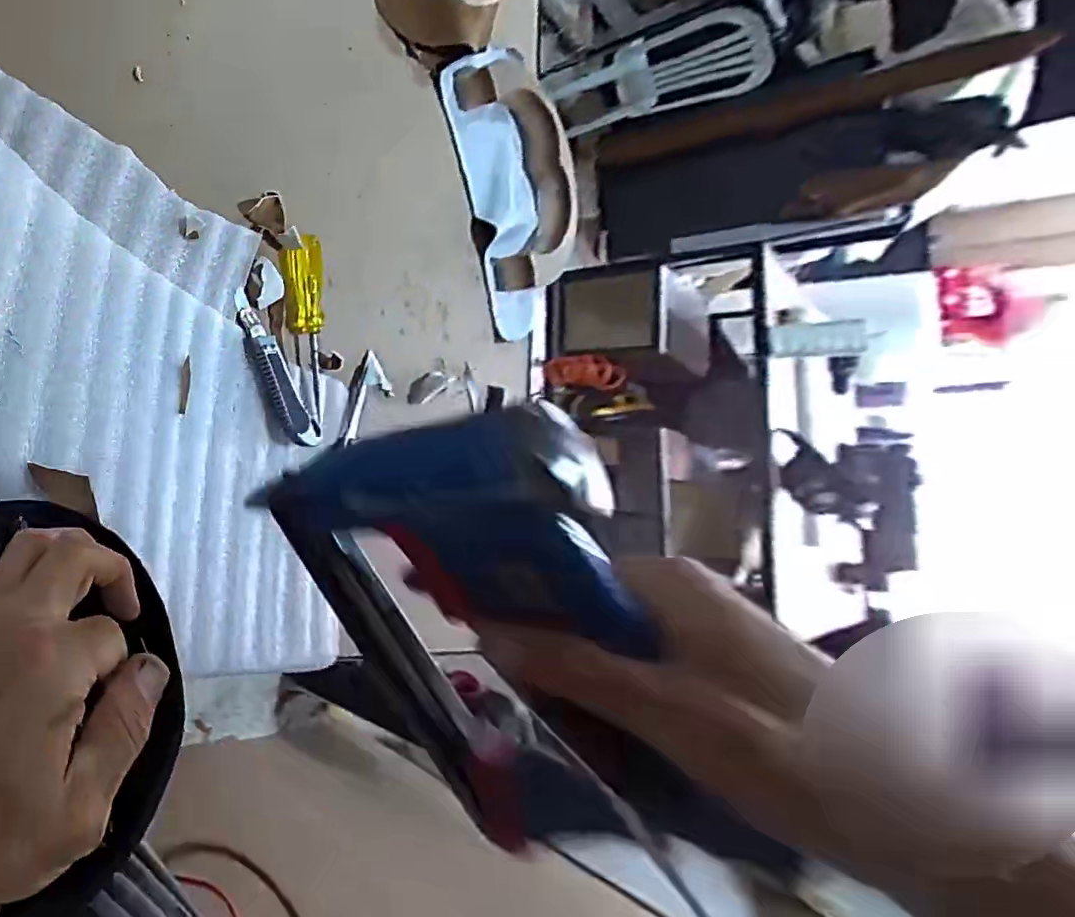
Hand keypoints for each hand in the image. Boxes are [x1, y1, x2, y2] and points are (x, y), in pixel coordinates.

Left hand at [0, 527, 171, 911]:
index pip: (110, 633)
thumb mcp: (78, 808)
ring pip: (33, 543)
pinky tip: (54, 604)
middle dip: (114, 569)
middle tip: (127, 612)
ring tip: (95, 592)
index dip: (124, 666)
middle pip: (74, 551)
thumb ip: (124, 729)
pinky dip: (41, 564)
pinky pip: (8, 566)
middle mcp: (17, 618)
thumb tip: (151, 669)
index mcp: (50, 660)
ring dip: (74, 552)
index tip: (115, 704)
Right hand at [475, 556, 1074, 914]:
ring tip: (573, 729)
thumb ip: (579, 669)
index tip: (444, 597)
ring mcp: (687, 626)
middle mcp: (669, 590)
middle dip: (537, 648)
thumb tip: (487, 633)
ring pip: (592, 640)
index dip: (495, 581)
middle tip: (524, 696)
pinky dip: (602, 694)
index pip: (550, 565)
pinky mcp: (702, 662)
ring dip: (571, 681)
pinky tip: (611, 734)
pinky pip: (623, 665)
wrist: (940, 820)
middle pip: (567, 605)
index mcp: (660, 580)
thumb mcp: (677, 713)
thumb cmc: (802, 752)